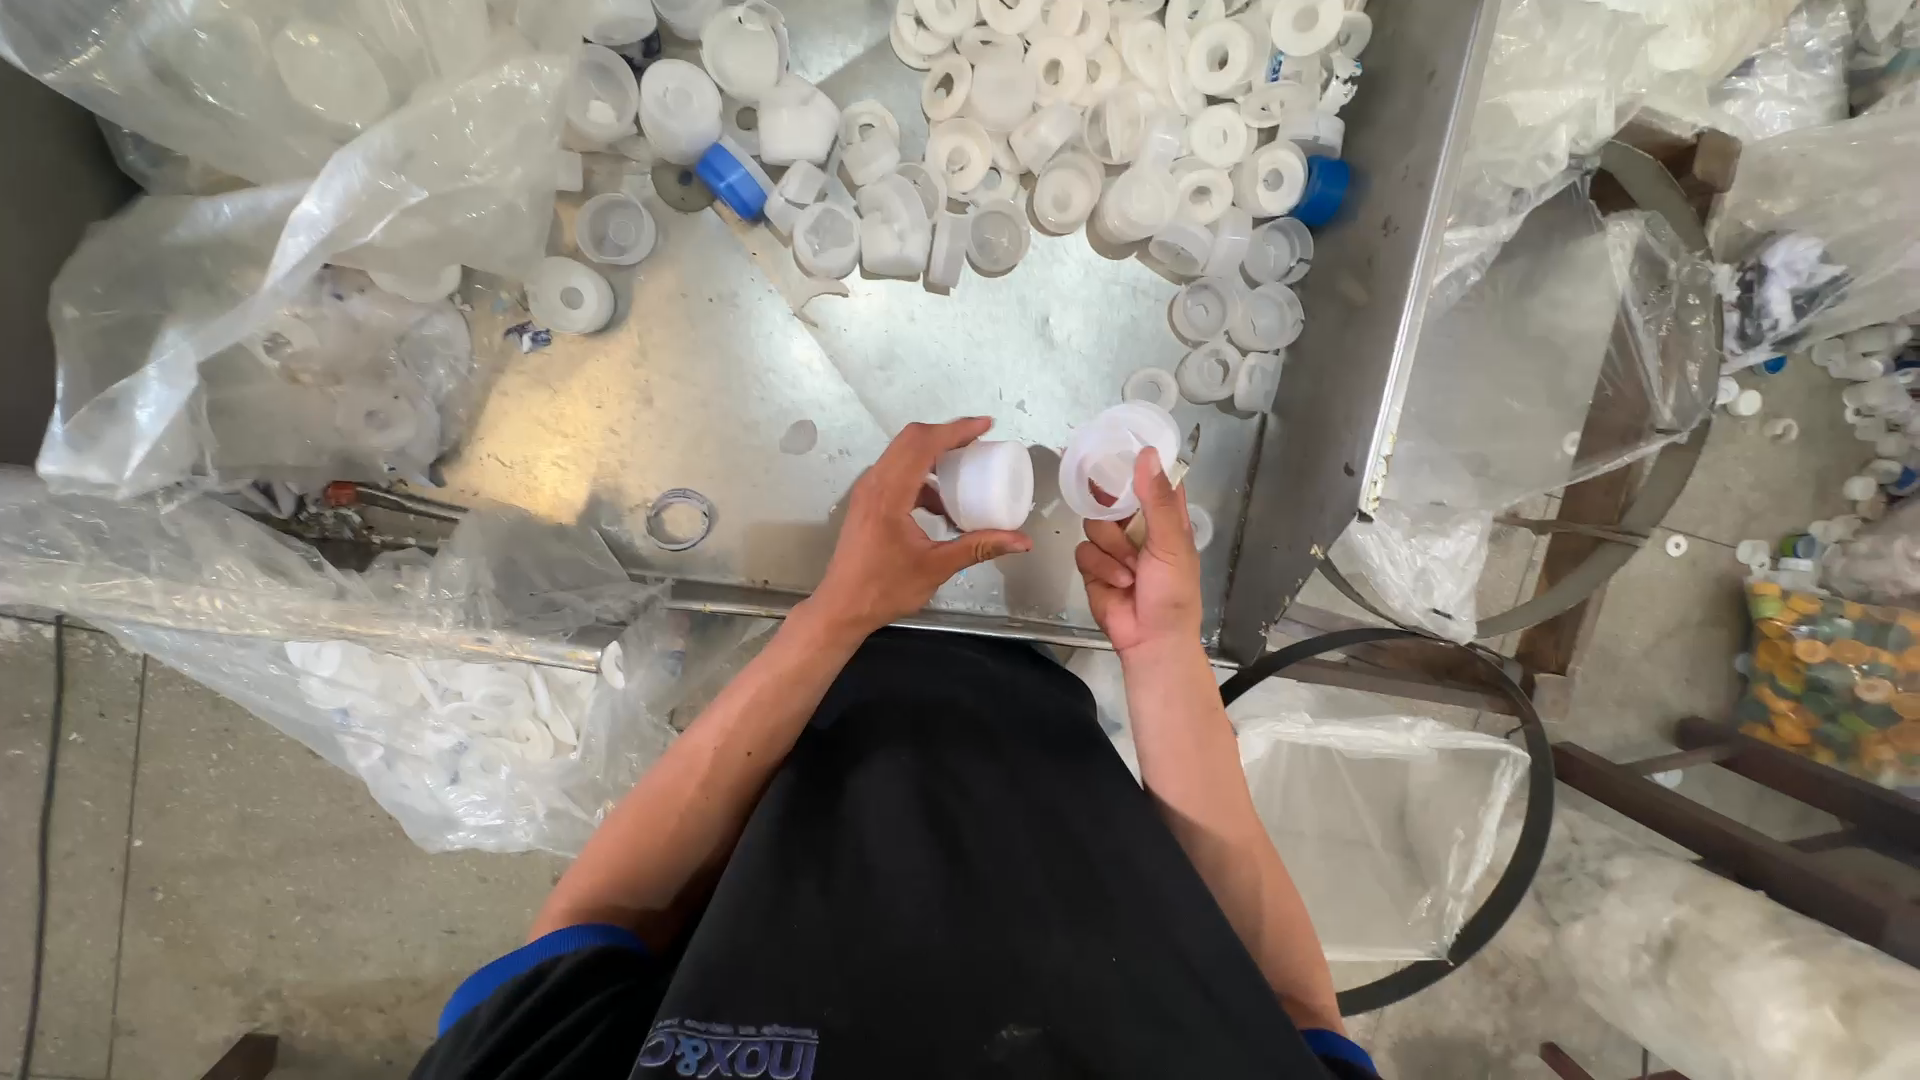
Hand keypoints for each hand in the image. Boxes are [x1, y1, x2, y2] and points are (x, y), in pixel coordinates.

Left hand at [809, 418, 1032, 636]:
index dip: (956, 431)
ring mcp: (867, 491)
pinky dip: (922, 476)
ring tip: (964, 470)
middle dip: (947, 436)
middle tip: (978, 443)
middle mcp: (874, 483)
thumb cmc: (884, 588)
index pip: (923, 444)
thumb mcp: (937, 567)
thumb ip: (979, 548)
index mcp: (889, 494)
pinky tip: (941, 504)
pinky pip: (896, 473)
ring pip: (902, 454)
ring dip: (933, 455)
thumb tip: (1020, 541)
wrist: (842, 607)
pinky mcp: (867, 502)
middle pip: (911, 439)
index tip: (985, 427)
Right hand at [1074, 448, 1203, 657]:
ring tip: (1132, 570)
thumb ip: (1156, 499)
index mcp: (1164, 518)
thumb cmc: (1173, 591)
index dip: (1139, 463)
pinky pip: (1084, 551)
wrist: (1151, 639)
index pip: (1151, 479)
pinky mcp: (1092, 566)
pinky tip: (1118, 582)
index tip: (1121, 447)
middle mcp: (1137, 527)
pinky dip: (1102, 567)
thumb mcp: (1171, 542)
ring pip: (1094, 524)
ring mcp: (1112, 546)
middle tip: (1119, 515)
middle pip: (1111, 497)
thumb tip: (1146, 454)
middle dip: (1114, 509)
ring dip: (1113, 549)